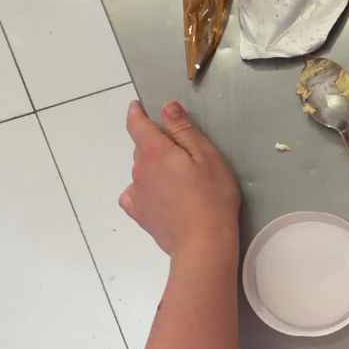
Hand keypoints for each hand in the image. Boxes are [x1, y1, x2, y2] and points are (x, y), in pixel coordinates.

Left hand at [120, 100, 241, 262]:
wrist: (202, 241)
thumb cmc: (212, 196)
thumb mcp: (207, 157)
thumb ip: (185, 131)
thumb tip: (167, 108)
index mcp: (155, 151)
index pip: (137, 124)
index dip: (136, 113)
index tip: (138, 106)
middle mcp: (138, 169)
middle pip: (142, 149)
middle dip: (157, 146)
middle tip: (183, 155)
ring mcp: (136, 192)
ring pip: (142, 172)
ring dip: (155, 170)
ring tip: (179, 183)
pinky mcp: (138, 213)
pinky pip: (136, 194)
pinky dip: (145, 191)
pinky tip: (161, 198)